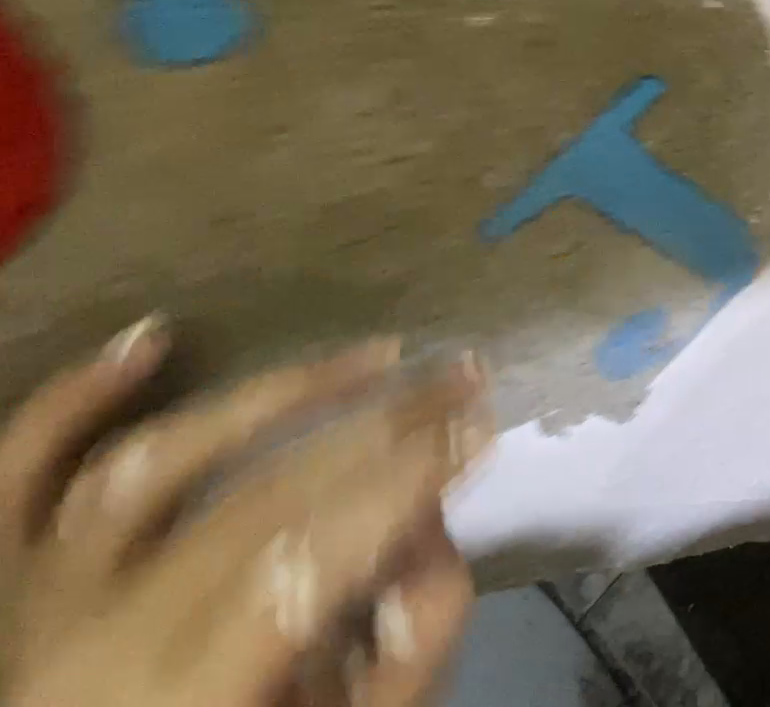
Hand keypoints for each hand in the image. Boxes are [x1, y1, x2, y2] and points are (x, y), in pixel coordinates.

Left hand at [0, 315, 493, 706]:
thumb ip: (408, 649)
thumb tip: (430, 528)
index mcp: (183, 694)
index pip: (311, 555)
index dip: (403, 481)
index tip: (483, 423)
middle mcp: (87, 639)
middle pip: (259, 498)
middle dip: (383, 426)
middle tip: (464, 377)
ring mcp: (33, 597)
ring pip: (157, 462)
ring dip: (280, 393)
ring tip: (379, 353)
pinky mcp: (6, 572)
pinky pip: (18, 475)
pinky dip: (72, 399)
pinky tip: (155, 337)